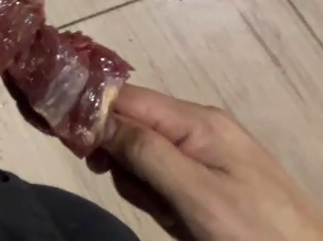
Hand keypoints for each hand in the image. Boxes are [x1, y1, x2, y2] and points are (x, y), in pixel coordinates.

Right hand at [95, 86, 322, 240]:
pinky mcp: (215, 183)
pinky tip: (179, 221)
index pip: (121, 96)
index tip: (62, 135)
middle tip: (134, 191)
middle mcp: (200, 127)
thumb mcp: (197, 195)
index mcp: (197, 120)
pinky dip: (161, 197)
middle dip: (120, 157)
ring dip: (141, 183)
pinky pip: (166, 176)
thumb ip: (142, 150)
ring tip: (168, 216)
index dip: (87, 109)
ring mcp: (210, 155)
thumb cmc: (261, 238)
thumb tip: (89, 115)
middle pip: (129, 123)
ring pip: (143, 154)